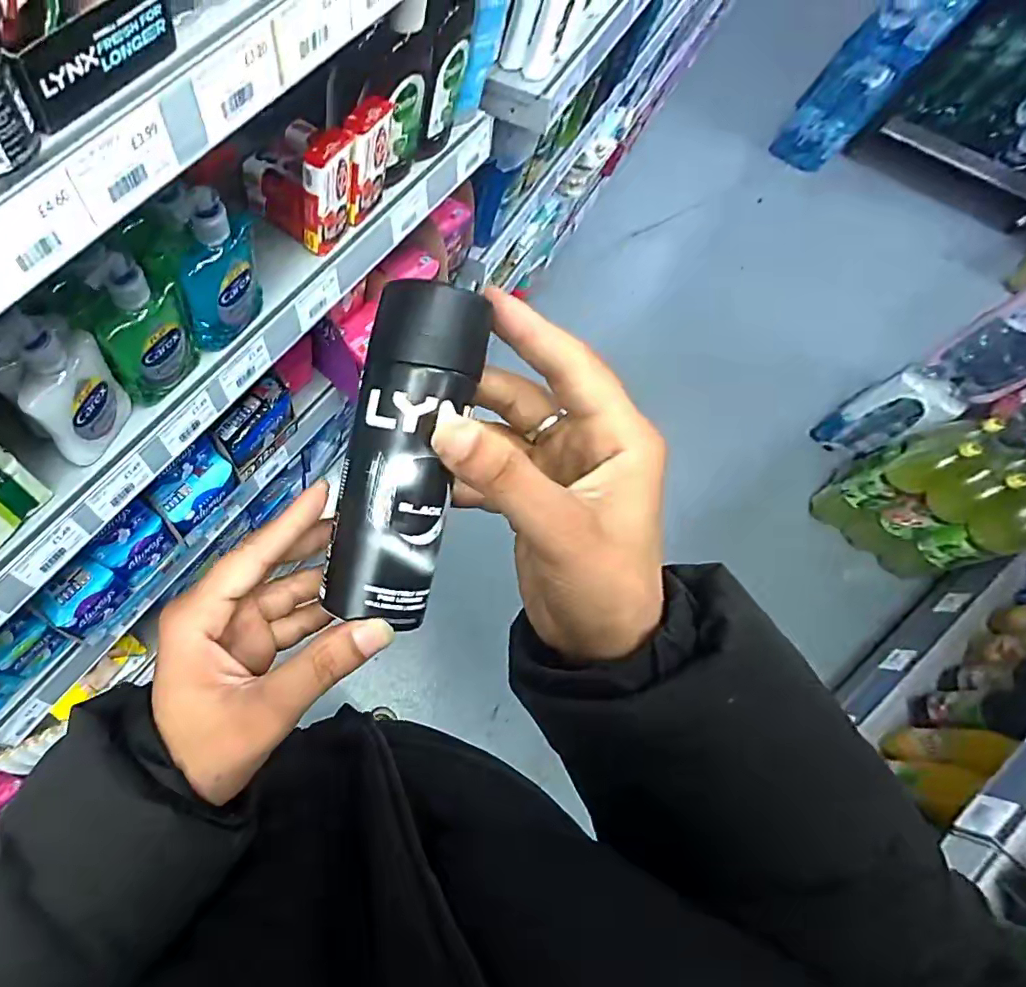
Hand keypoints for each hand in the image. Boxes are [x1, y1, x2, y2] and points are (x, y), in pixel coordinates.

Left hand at [152, 481, 394, 803]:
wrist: (177, 789)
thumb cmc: (205, 749)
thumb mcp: (266, 709)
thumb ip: (322, 666)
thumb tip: (377, 629)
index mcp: (199, 616)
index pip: (249, 559)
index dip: (287, 525)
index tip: (320, 494)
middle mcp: (214, 613)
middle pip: (266, 569)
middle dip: (306, 543)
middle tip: (352, 521)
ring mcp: (232, 632)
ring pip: (280, 595)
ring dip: (317, 579)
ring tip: (360, 557)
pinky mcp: (247, 650)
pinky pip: (286, 623)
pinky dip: (315, 615)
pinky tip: (346, 603)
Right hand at [431, 288, 665, 662]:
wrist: (600, 645)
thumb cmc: (601, 584)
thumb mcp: (557, 527)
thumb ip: (503, 475)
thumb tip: (443, 425)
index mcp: (613, 438)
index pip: (572, 368)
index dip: (532, 331)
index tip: (489, 302)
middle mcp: (584, 446)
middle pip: (526, 400)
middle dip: (477, 388)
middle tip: (423, 375)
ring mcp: (554, 474)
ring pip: (501, 436)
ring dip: (463, 433)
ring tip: (412, 426)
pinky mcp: (530, 499)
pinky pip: (491, 471)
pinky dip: (462, 471)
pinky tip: (428, 475)